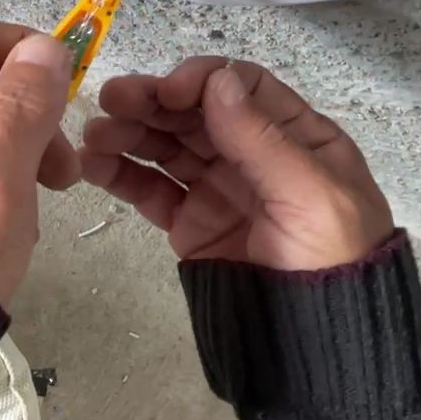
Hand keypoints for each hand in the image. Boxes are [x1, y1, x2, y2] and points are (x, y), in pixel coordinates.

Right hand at [78, 58, 393, 270]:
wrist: (308, 339)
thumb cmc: (328, 259)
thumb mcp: (313, 196)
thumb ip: (262, 139)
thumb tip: (215, 81)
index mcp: (294, 137)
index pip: (241, 89)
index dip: (201, 81)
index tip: (167, 92)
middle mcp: (249, 154)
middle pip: (193, 114)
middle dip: (151, 103)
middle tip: (108, 100)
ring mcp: (214, 188)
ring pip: (164, 148)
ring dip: (127, 134)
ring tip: (92, 136)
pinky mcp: (185, 222)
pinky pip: (148, 190)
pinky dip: (119, 175)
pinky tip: (92, 166)